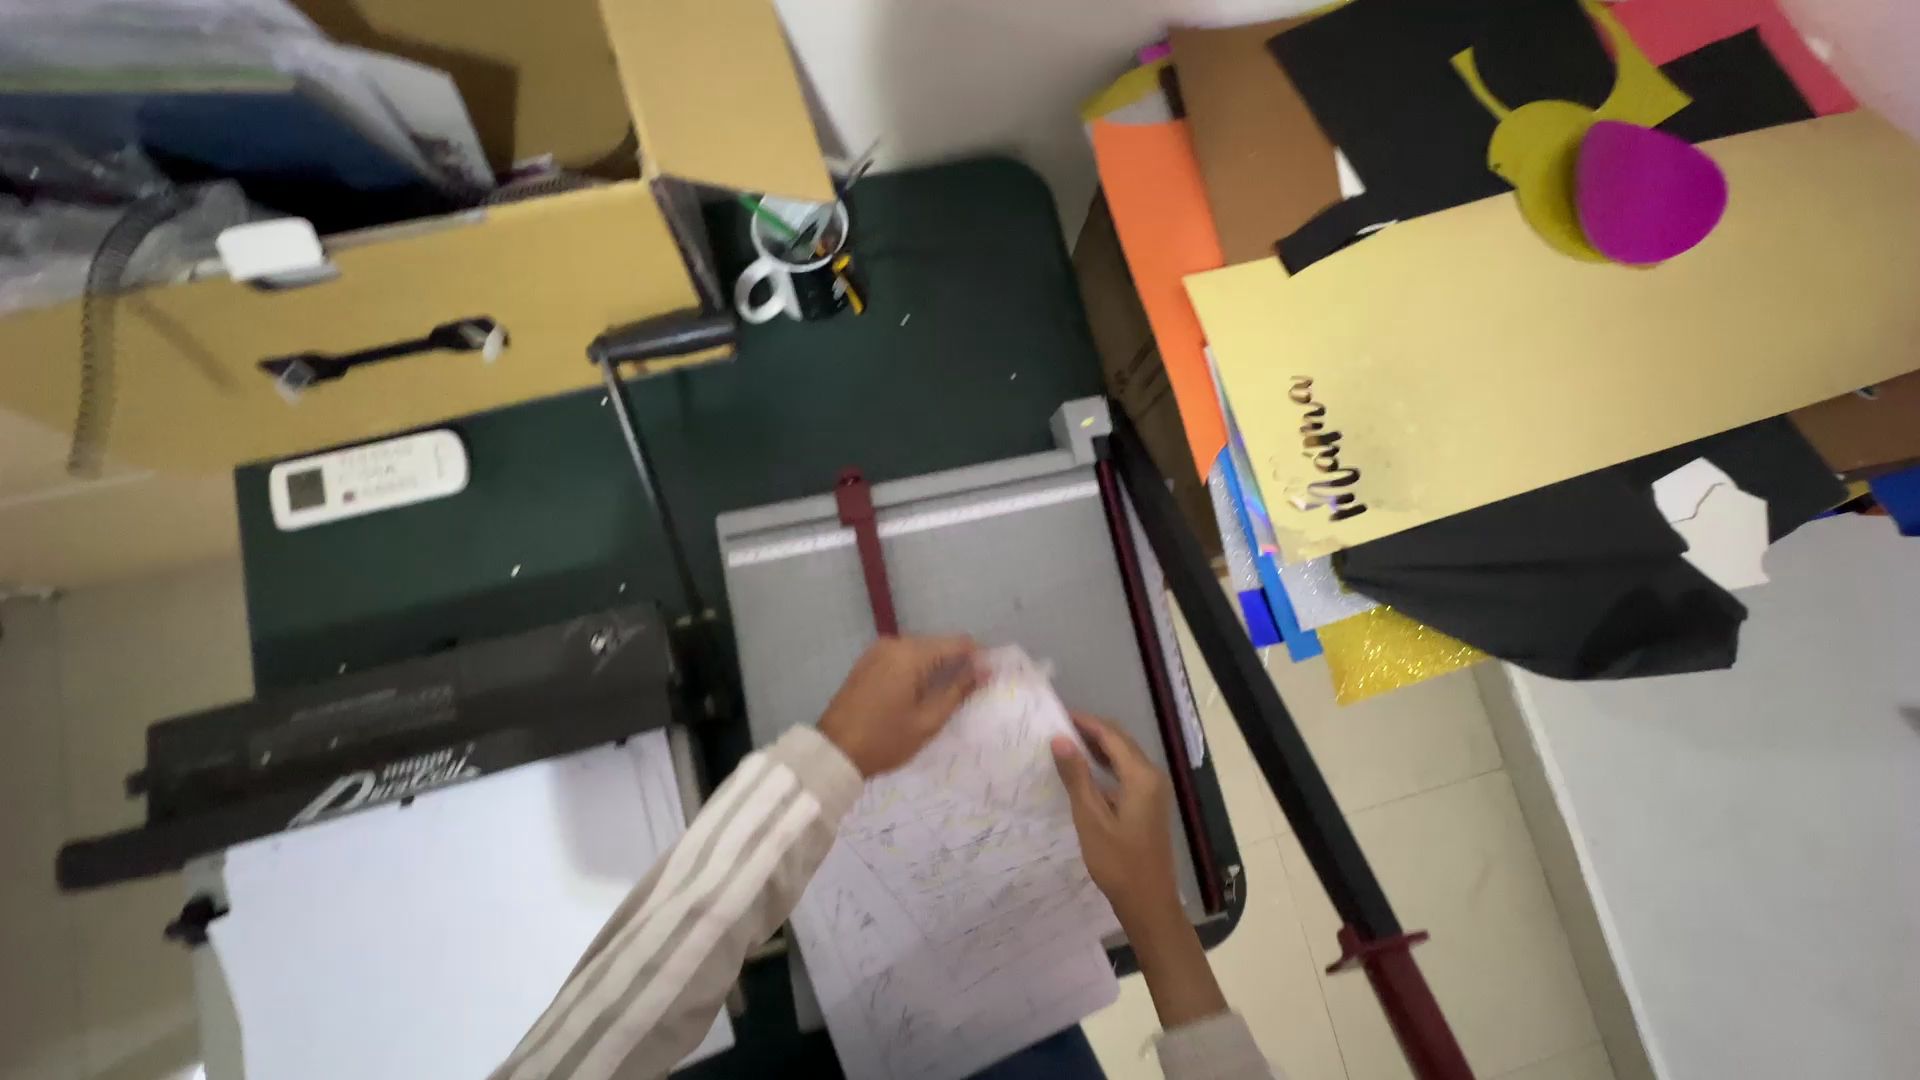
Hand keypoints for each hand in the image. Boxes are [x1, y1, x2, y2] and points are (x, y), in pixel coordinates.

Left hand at [818, 636, 984, 777]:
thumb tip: (985, 668)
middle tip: (965, 698)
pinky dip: (916, 672)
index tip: (986, 683)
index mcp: (911, 653)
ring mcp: (878, 651)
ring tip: (942, 701)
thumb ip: (959, 689)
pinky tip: (918, 697)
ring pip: (921, 652)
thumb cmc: (885, 740)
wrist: (834, 753)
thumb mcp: (928, 720)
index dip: (977, 659)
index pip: (958, 643)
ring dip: (935, 670)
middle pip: (939, 645)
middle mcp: (894, 643)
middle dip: (956, 666)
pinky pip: (902, 659)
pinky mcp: (868, 662)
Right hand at [1050, 711, 1182, 932]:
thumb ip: (1076, 776)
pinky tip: (1085, 772)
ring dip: (1097, 746)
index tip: (1056, 715)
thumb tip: (1060, 738)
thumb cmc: (1118, 862)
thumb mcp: (1091, 819)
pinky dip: (1105, 764)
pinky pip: (1126, 771)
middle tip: (1058, 727)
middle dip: (1090, 730)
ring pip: (1123, 755)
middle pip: (1120, 740)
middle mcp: (1152, 776)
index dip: (1084, 722)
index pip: (1110, 734)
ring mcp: (1153, 790)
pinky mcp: (1149, 803)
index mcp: (1141, 776)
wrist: (1149, 903)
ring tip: (1066, 745)